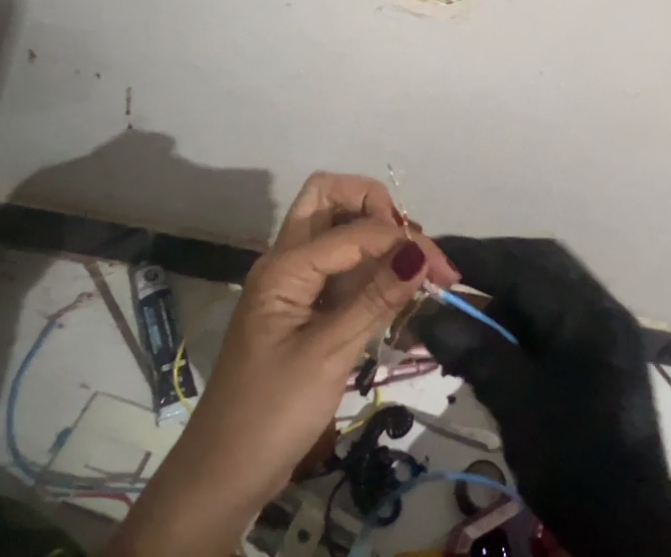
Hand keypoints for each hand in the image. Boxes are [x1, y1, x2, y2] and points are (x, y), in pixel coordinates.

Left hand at [107, 173, 458, 555]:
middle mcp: (286, 262)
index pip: (356, 228)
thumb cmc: (272, 414)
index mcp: (285, 267)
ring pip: (336, 229)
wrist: (225, 472)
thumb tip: (420, 251)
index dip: (403, 239)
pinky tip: (398, 292)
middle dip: (377, 207)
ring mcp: (294, 284)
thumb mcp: (328, 356)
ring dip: (377, 235)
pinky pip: (339, 267)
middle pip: (330, 198)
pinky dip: (370, 267)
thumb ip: (375, 299)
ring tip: (418, 270)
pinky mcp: (303, 308)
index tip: (445, 272)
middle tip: (412, 247)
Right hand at [413, 238, 670, 556]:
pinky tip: (482, 347)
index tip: (427, 250)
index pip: (523, 266)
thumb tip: (426, 313)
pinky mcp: (599, 357)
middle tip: (443, 275)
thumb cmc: (572, 461)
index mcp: (588, 315)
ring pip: (545, 293)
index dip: (472, 255)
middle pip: (539, 266)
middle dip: (489, 265)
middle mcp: (601, 311)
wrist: (628, 524)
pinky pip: (552, 321)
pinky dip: (515, 324)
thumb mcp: (517, 404)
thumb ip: (475, 350)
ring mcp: (604, 333)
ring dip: (499, 298)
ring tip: (454, 319)